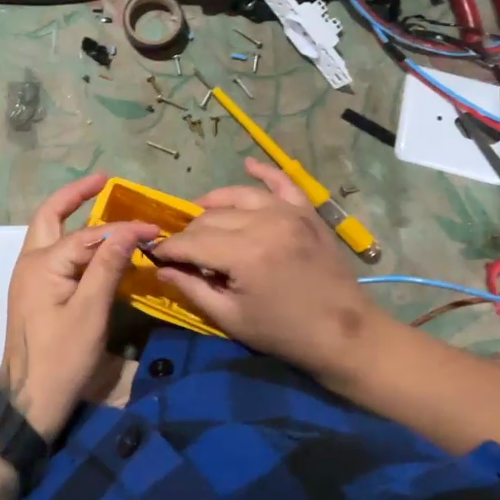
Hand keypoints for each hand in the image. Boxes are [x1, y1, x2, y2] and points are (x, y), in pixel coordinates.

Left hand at [0, 174, 155, 439]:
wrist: (30, 402)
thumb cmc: (62, 359)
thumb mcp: (90, 313)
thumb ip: (107, 267)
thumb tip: (128, 230)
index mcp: (42, 263)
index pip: (89, 234)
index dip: (122, 228)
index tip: (154, 228)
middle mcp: (30, 262)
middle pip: (51, 216)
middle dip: (75, 196)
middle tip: (103, 182)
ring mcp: (29, 277)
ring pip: (49, 233)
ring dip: (72, 215)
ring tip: (100, 203)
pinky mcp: (35, 292)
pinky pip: (54, 253)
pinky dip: (73, 239)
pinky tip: (94, 244)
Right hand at [148, 157, 380, 381]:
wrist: (346, 335)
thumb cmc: (285, 334)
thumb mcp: (231, 318)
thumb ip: (193, 288)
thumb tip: (161, 268)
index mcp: (245, 254)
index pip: (192, 242)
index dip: (169, 249)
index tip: (154, 255)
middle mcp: (264, 223)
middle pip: (212, 218)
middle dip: (189, 234)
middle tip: (180, 251)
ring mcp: (288, 213)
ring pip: (238, 197)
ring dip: (214, 205)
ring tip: (199, 217)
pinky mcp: (306, 213)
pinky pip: (282, 183)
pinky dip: (264, 172)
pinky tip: (248, 164)